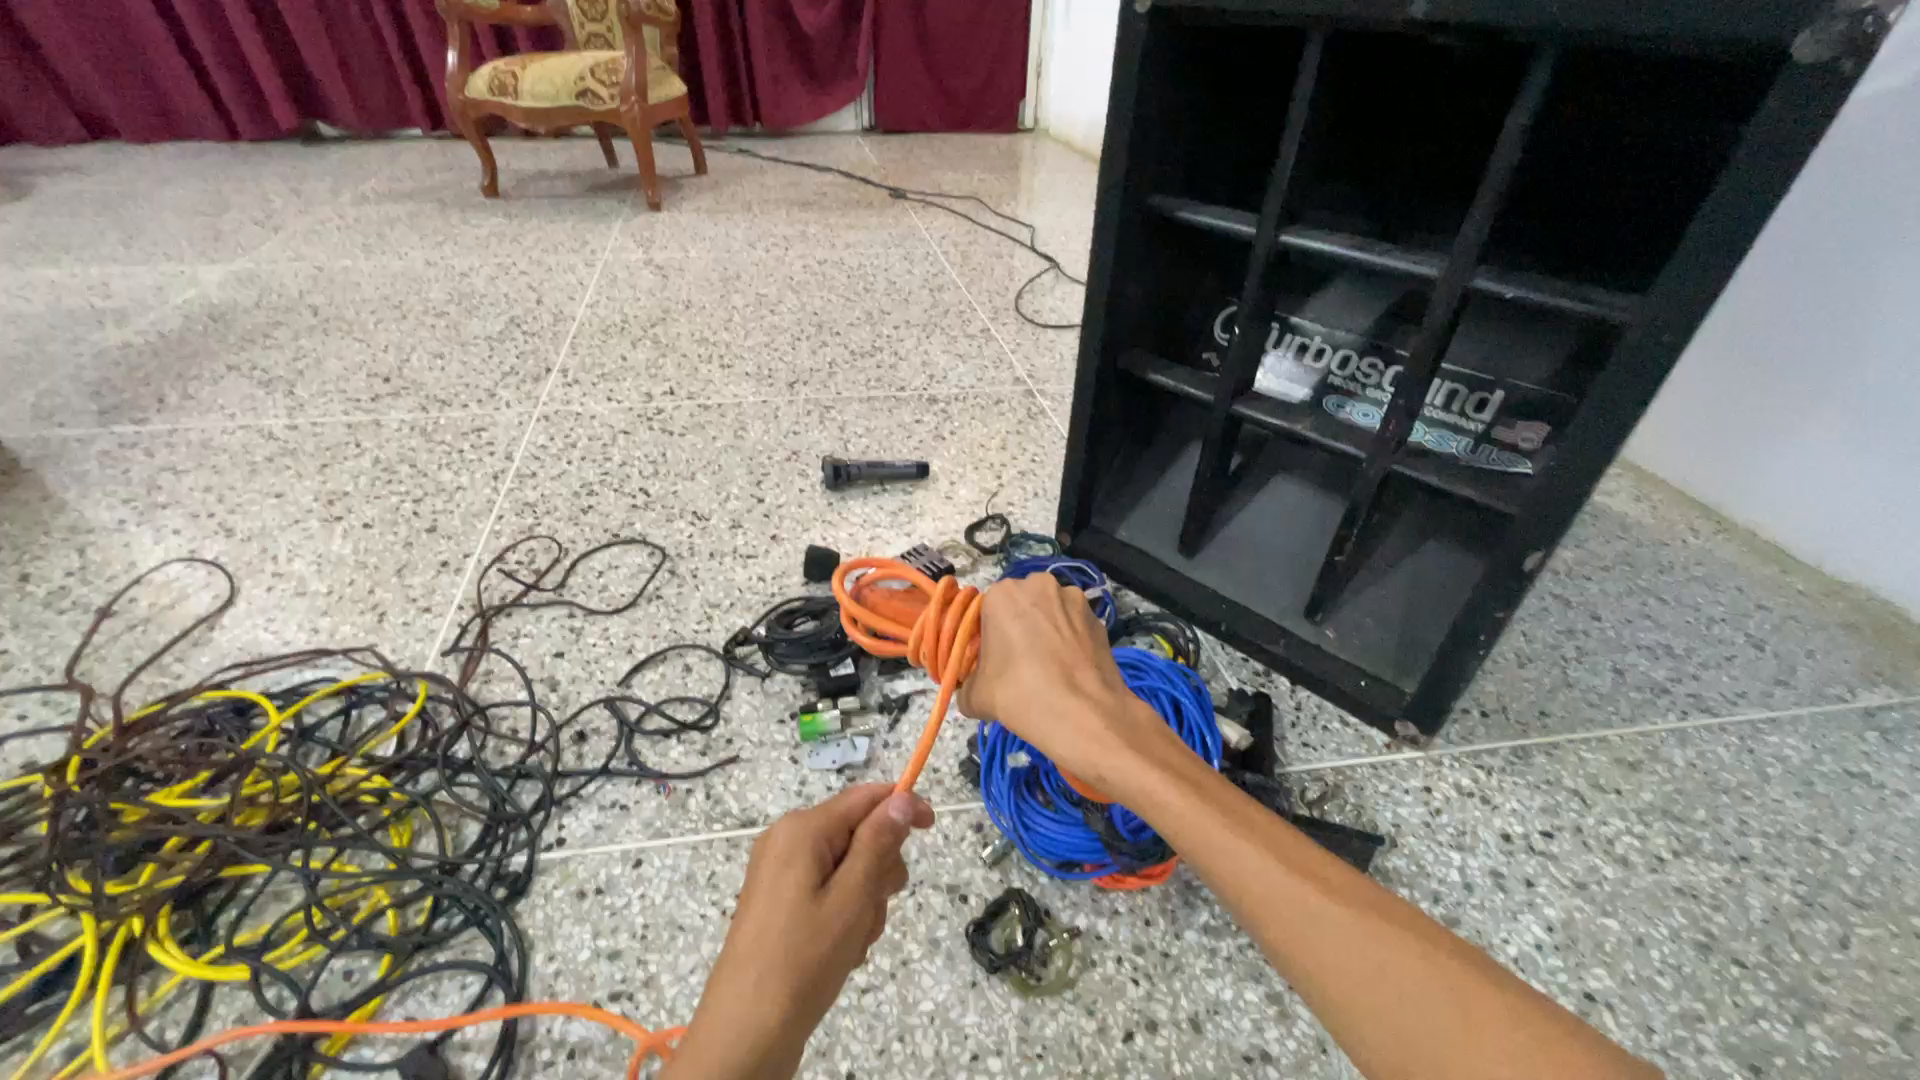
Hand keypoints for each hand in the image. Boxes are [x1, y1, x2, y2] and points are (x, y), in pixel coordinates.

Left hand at [661, 784, 934, 1079]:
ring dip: (864, 900)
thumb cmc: (803, 959)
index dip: (903, 806)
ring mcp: (781, 871)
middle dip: (879, 871)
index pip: (865, 798)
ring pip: (849, 866)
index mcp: (802, 829)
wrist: (747, 1030)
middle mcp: (788, 840)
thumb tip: (902, 798)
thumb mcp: (851, 898)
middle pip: (858, 833)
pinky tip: (838, 950)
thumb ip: (879, 843)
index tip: (933, 827)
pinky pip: (828, 889)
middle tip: (872, 910)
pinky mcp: (779, 900)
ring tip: (852, 940)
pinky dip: (844, 913)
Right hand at [957, 575, 1178, 798]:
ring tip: (1048, 669)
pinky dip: (1070, 643)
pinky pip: (1075, 627)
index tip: (989, 662)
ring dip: (1047, 632)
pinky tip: (1069, 671)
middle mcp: (1040, 585)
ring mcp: (1075, 600)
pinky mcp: (1099, 619)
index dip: (985, 637)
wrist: (1083, 715)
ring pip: (1051, 614)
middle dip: (1018, 628)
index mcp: (1003, 593)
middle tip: (1017, 665)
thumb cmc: (1019, 694)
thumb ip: (966, 685)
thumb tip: (971, 690)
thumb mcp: (974, 697)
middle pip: (1021, 606)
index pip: (985, 611)